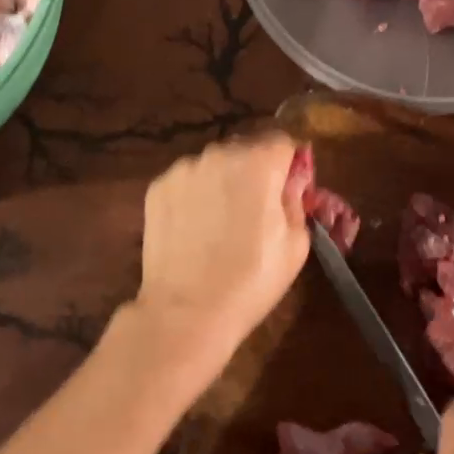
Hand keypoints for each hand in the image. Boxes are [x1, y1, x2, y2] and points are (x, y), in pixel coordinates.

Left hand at [134, 132, 310, 370]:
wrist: (186, 312)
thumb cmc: (251, 280)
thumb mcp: (296, 244)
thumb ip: (296, 201)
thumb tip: (289, 184)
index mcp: (259, 162)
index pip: (283, 141)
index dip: (289, 165)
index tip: (287, 191)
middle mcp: (219, 153)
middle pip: (246, 149)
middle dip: (254, 170)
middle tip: (255, 210)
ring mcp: (183, 168)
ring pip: (213, 164)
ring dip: (222, 181)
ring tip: (220, 223)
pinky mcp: (158, 187)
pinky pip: (186, 181)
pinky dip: (194, 195)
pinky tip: (194, 229)